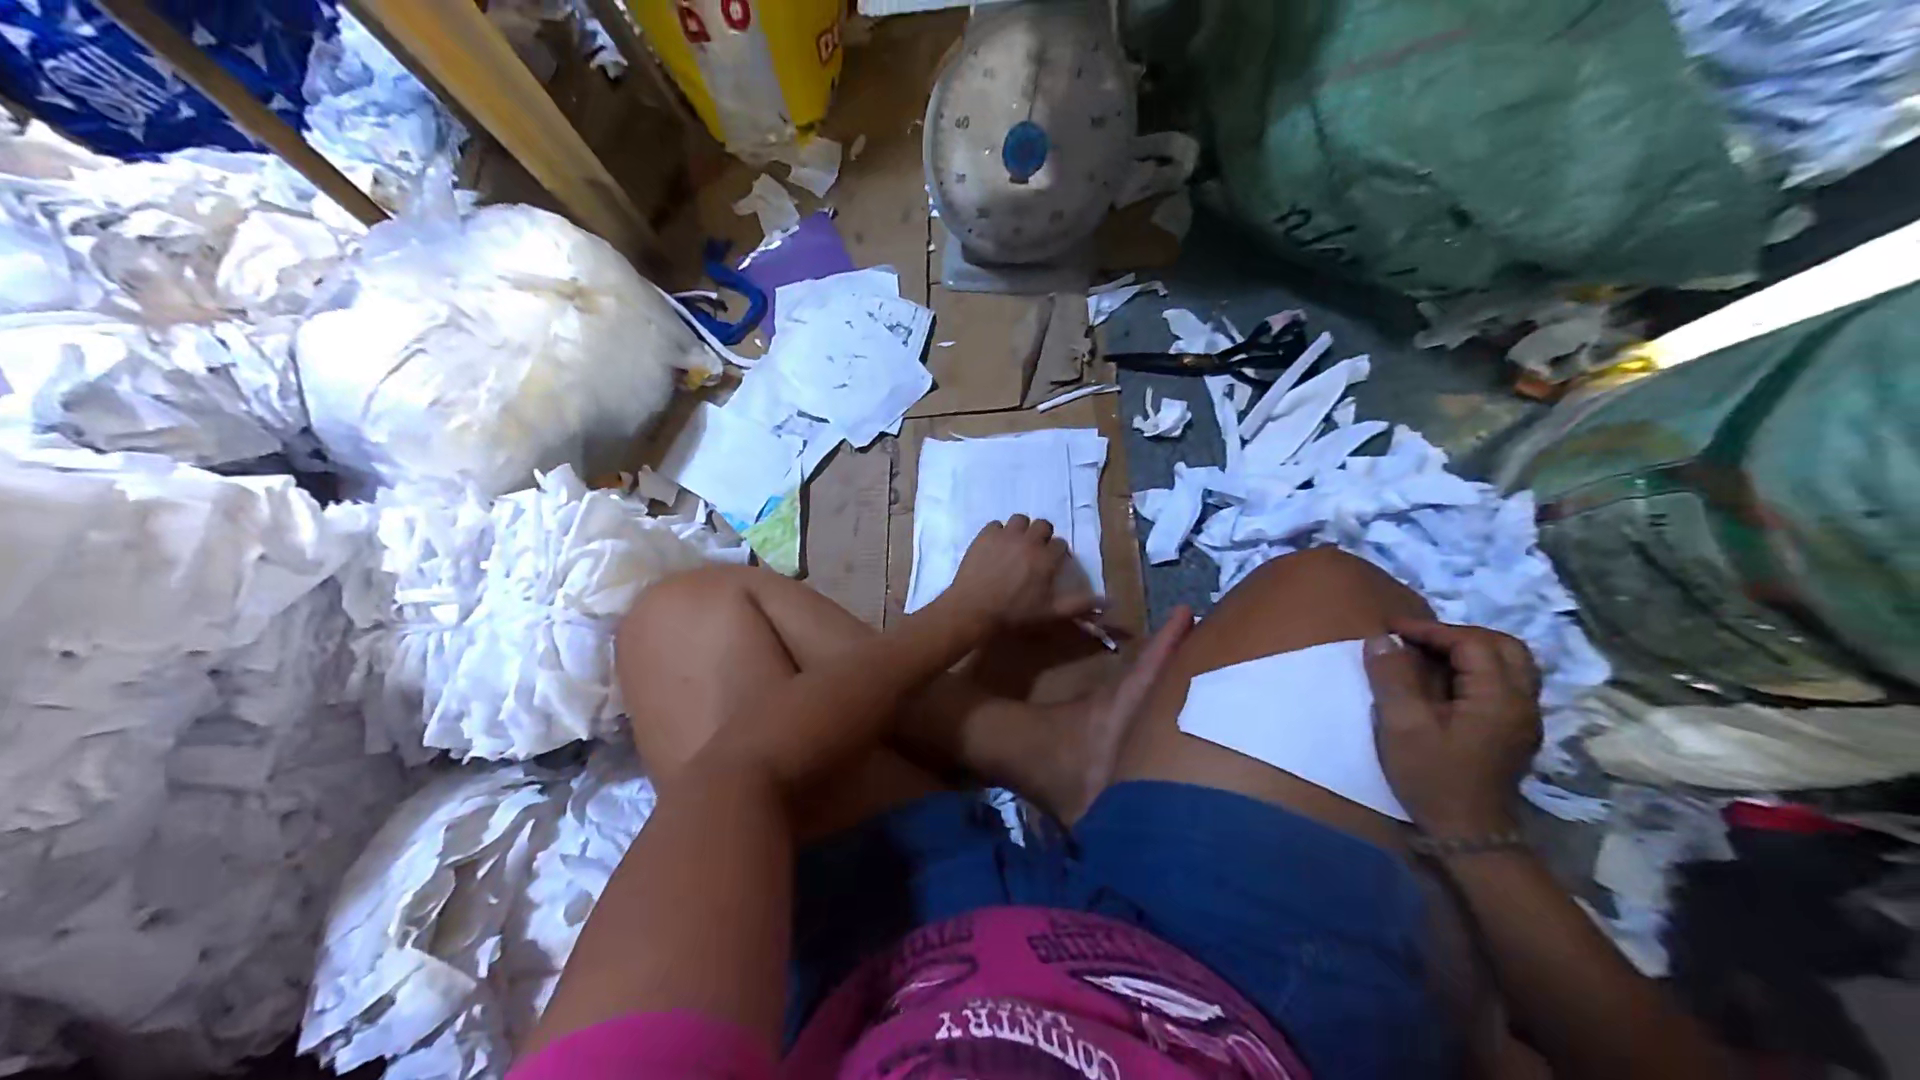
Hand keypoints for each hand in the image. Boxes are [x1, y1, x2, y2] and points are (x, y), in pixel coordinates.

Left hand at [942, 515, 1096, 628]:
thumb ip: (1080, 605)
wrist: (974, 609)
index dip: (1057, 553)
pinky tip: (995, 547)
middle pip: (1042, 525)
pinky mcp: (984, 535)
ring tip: (1015, 545)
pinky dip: (998, 532)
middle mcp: (1028, 540)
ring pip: (1019, 519)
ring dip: (1021, 530)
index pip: (1060, 544)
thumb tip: (1110, 601)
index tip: (1050, 564)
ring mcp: (1005, 535)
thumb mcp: (1051, 613)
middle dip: (1041, 536)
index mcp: (1046, 558)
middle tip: (1034, 552)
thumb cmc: (1014, 614)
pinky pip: (996, 524)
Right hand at [1364, 617, 1541, 836]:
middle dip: (1456, 634)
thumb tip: (1381, 639)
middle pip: (1502, 646)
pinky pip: (1505, 682)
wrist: (1467, 832)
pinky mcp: (1515, 729)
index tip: (1392, 629)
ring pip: (1510, 663)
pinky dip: (1477, 669)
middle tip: (1416, 639)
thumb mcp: (1402, 726)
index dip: (1431, 630)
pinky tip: (1447, 681)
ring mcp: (1524, 717)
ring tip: (1430, 655)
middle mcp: (1523, 701)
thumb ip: (1392, 678)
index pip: (1472, 642)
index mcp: (1499, 697)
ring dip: (1470, 650)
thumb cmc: (1433, 777)